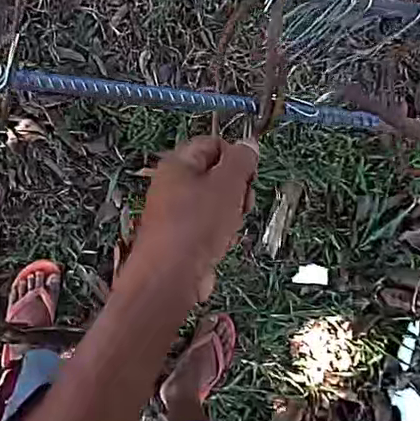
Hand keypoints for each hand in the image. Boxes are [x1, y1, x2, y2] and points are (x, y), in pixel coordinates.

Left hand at [120, 135, 257, 307]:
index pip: (212, 144)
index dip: (235, 157)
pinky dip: (218, 236)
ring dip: (230, 216)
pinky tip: (219, 246)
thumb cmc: (196, 225)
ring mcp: (173, 214)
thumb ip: (241, 160)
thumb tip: (249, 145)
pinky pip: (206, 229)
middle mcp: (171, 186)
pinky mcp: (178, 239)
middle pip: (215, 177)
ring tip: (227, 229)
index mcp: (177, 164)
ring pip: (214, 205)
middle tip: (241, 204)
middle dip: (236, 190)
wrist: (171, 276)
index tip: (249, 175)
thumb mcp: (227, 184)